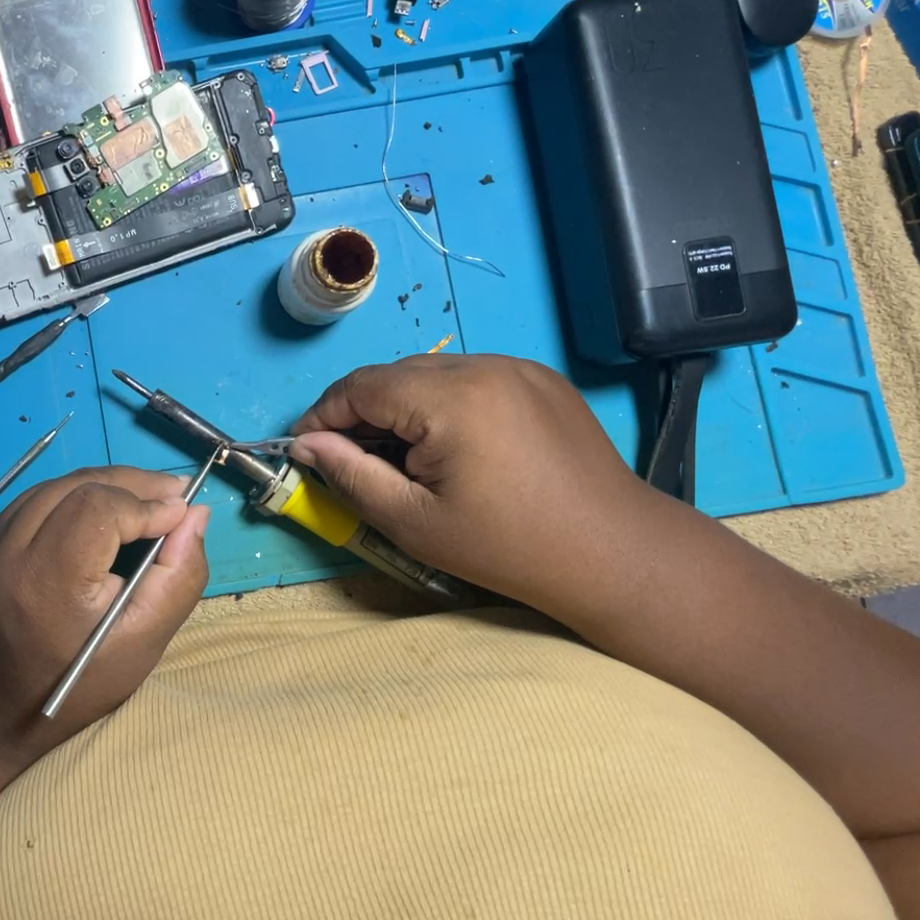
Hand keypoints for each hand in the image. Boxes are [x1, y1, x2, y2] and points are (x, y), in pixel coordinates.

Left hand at [0, 466, 211, 763]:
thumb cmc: (76, 683)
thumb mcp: (143, 643)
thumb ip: (178, 577)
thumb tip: (195, 515)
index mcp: (49, 580)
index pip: (100, 508)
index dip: (146, 504)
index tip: (181, 515)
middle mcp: (13, 549)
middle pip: (80, 485)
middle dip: (134, 484)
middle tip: (174, 495)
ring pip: (60, 483)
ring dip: (108, 484)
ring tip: (148, 499)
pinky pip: (41, 495)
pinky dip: (78, 493)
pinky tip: (105, 509)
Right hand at [289, 354, 677, 608]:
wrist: (615, 554)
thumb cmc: (506, 546)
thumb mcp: (412, 521)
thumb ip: (350, 474)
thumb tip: (307, 443)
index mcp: (450, 397)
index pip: (360, 387)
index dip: (323, 415)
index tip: (304, 447)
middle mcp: (482, 365)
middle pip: (393, 375)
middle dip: (359, 412)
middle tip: (349, 458)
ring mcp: (516, 367)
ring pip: (429, 373)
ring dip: (399, 406)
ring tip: (399, 455)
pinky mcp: (538, 378)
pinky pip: (467, 378)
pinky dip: (440, 402)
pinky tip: (447, 445)